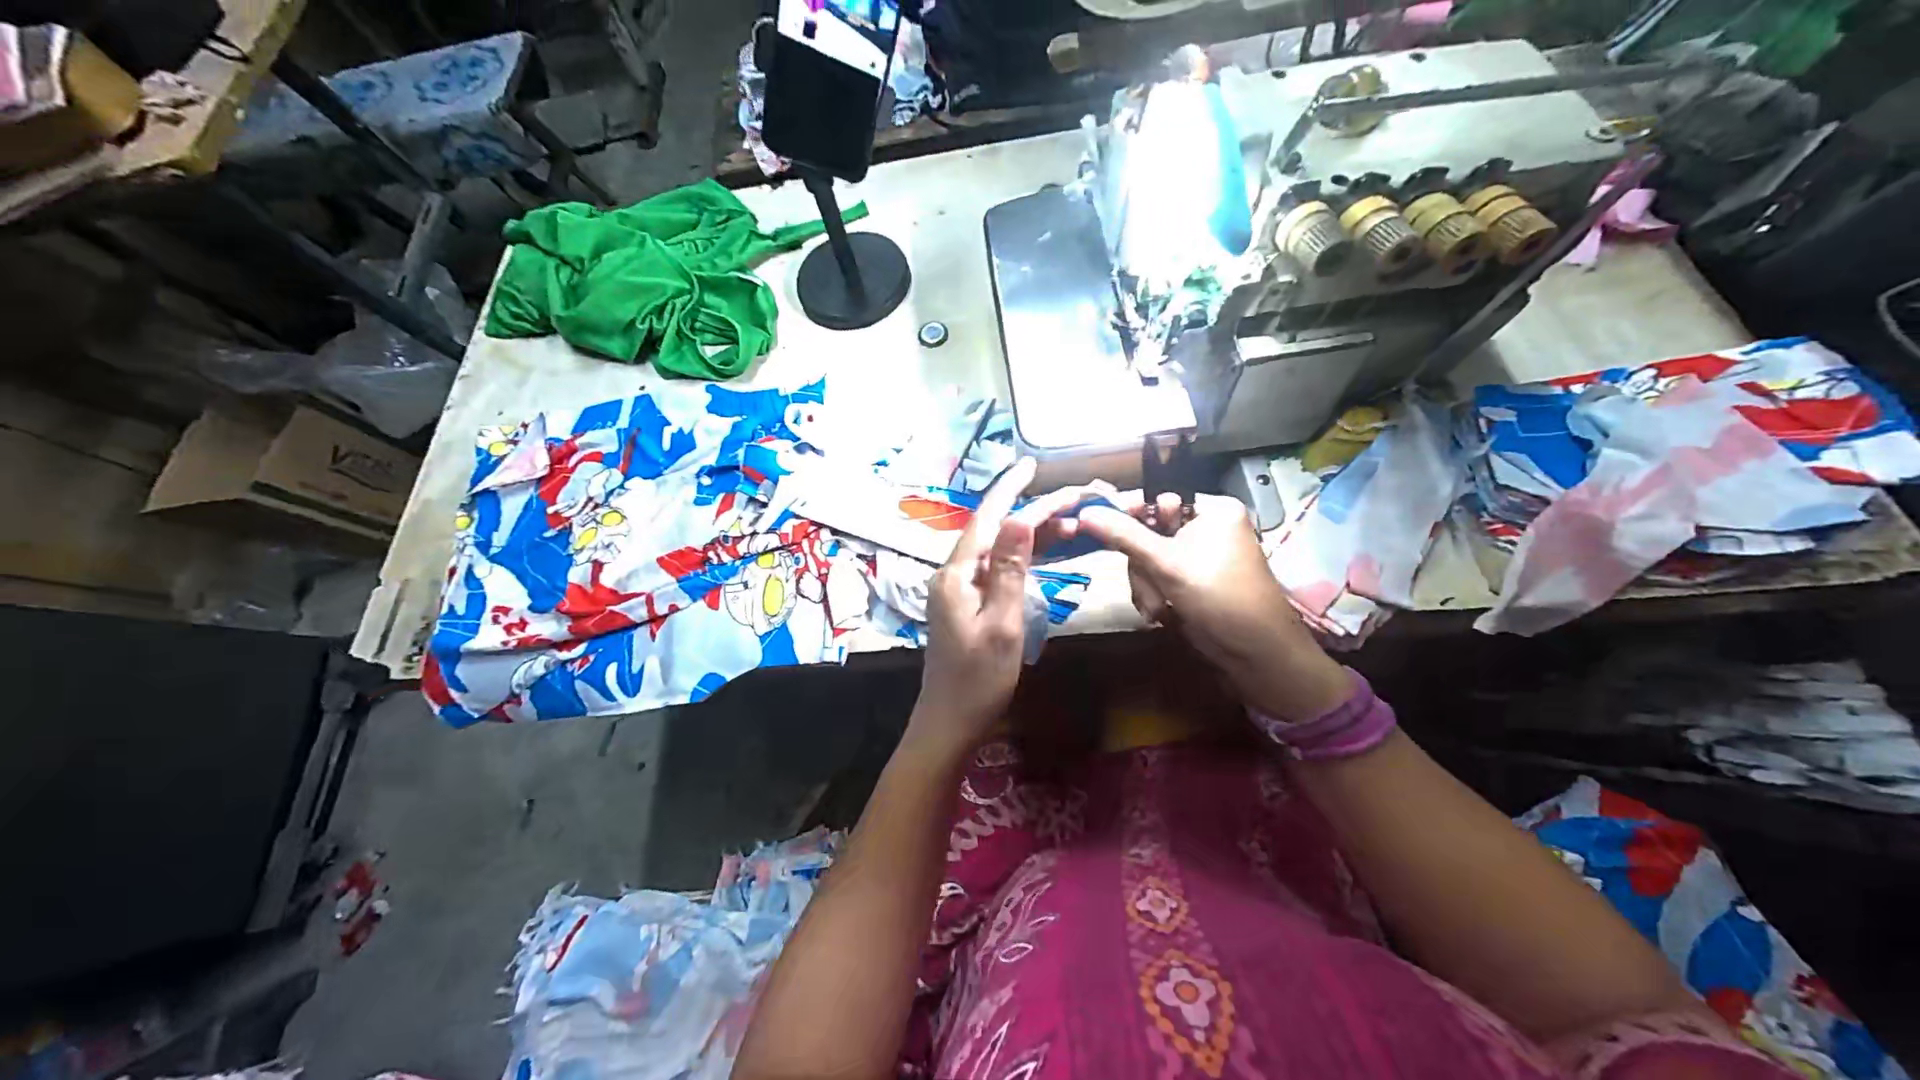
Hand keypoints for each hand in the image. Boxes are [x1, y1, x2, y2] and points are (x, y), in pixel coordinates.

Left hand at [911, 458, 1044, 760]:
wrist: (950, 721)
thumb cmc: (978, 680)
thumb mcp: (1002, 624)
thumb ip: (1011, 570)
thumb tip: (1022, 518)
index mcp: (957, 574)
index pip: (988, 520)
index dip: (1010, 490)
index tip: (1032, 465)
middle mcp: (954, 574)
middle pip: (997, 532)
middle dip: (1034, 511)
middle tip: (1076, 500)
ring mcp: (959, 589)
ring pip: (999, 550)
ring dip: (1033, 534)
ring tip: (1072, 521)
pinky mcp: (968, 604)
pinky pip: (998, 570)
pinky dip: (1023, 558)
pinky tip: (1045, 551)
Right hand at [1078, 492, 1351, 722]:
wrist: (1257, 654)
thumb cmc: (1219, 599)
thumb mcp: (1167, 564)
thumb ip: (1124, 535)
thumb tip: (1086, 512)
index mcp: (1212, 509)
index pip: (1157, 498)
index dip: (1128, 513)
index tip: (1097, 526)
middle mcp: (1206, 527)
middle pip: (1149, 531)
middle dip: (1143, 565)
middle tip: (1148, 584)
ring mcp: (1199, 556)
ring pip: (1149, 558)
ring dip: (1146, 585)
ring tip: (1158, 609)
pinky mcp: (1193, 581)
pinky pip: (1158, 576)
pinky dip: (1155, 595)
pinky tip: (1161, 613)